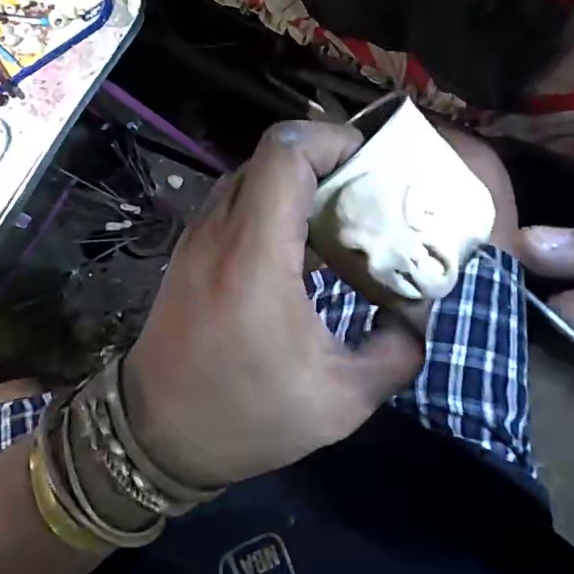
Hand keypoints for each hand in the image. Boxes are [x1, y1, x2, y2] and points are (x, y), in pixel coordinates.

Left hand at [124, 122, 423, 487]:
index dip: (334, 140)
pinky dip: (272, 206)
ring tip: (341, 221)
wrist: (156, 432)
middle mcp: (219, 231)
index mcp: (254, 255)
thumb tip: (417, 311)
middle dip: (326, 160)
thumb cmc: (246, 418)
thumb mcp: (341, 400)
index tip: (375, 168)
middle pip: (270, 155)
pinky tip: (303, 249)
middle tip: (369, 195)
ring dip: (298, 184)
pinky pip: (234, 204)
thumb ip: (397, 349)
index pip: (285, 152)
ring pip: (251, 176)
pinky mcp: (189, 252)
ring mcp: (197, 238)